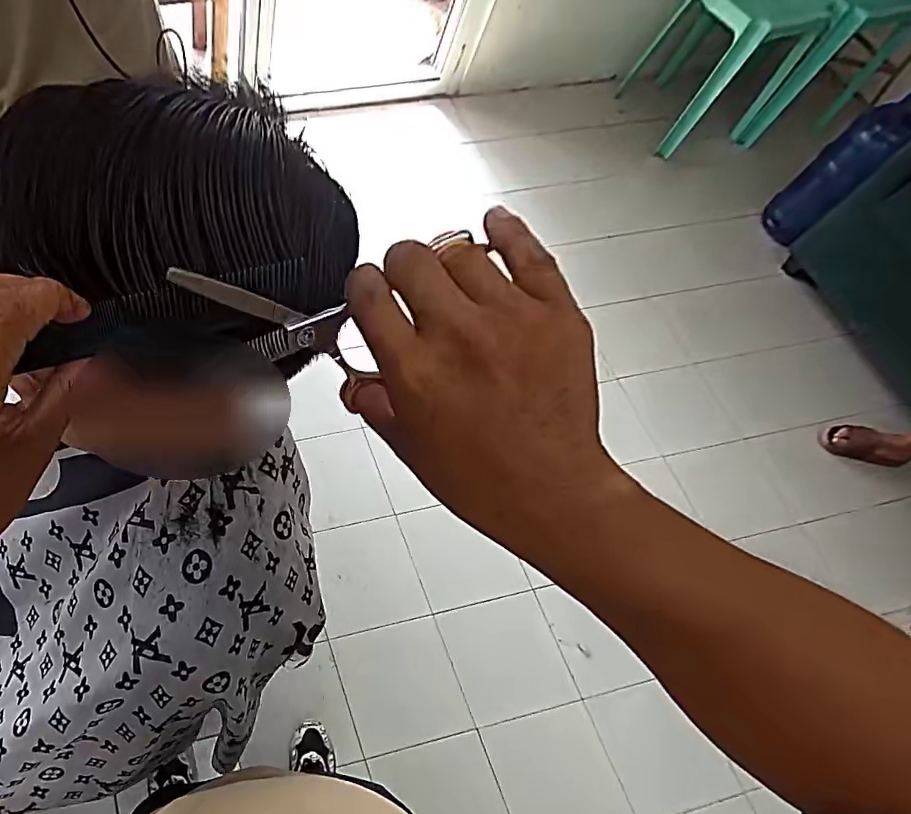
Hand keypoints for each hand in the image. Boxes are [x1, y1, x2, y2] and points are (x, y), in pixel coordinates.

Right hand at [343, 207, 630, 546]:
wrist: (552, 493)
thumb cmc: (488, 482)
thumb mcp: (413, 450)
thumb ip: (377, 407)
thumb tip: (356, 385)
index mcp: (415, 372)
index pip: (368, 294)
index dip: (361, 286)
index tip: (367, 290)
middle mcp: (459, 337)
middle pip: (410, 257)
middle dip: (399, 267)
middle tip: (405, 284)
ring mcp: (510, 319)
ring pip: (461, 249)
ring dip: (447, 260)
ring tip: (450, 278)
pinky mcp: (554, 313)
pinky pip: (527, 251)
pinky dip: (507, 231)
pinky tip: (494, 225)